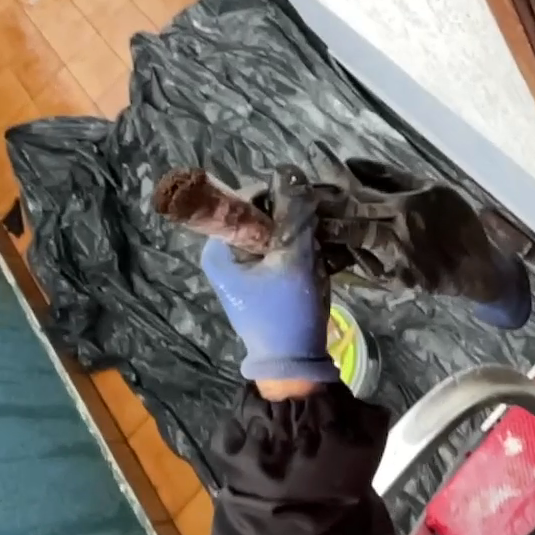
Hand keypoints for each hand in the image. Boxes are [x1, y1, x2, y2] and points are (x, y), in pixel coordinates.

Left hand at [200, 167, 337, 384]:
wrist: (293, 363)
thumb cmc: (287, 311)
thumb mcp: (293, 257)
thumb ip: (294, 212)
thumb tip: (292, 171)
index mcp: (218, 247)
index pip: (248, 198)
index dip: (280, 196)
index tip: (306, 207)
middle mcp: (223, 251)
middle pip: (261, 211)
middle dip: (291, 216)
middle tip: (315, 229)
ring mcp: (240, 265)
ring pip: (274, 227)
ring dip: (298, 232)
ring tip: (315, 246)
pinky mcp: (257, 275)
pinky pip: (277, 245)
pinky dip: (297, 246)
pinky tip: (313, 257)